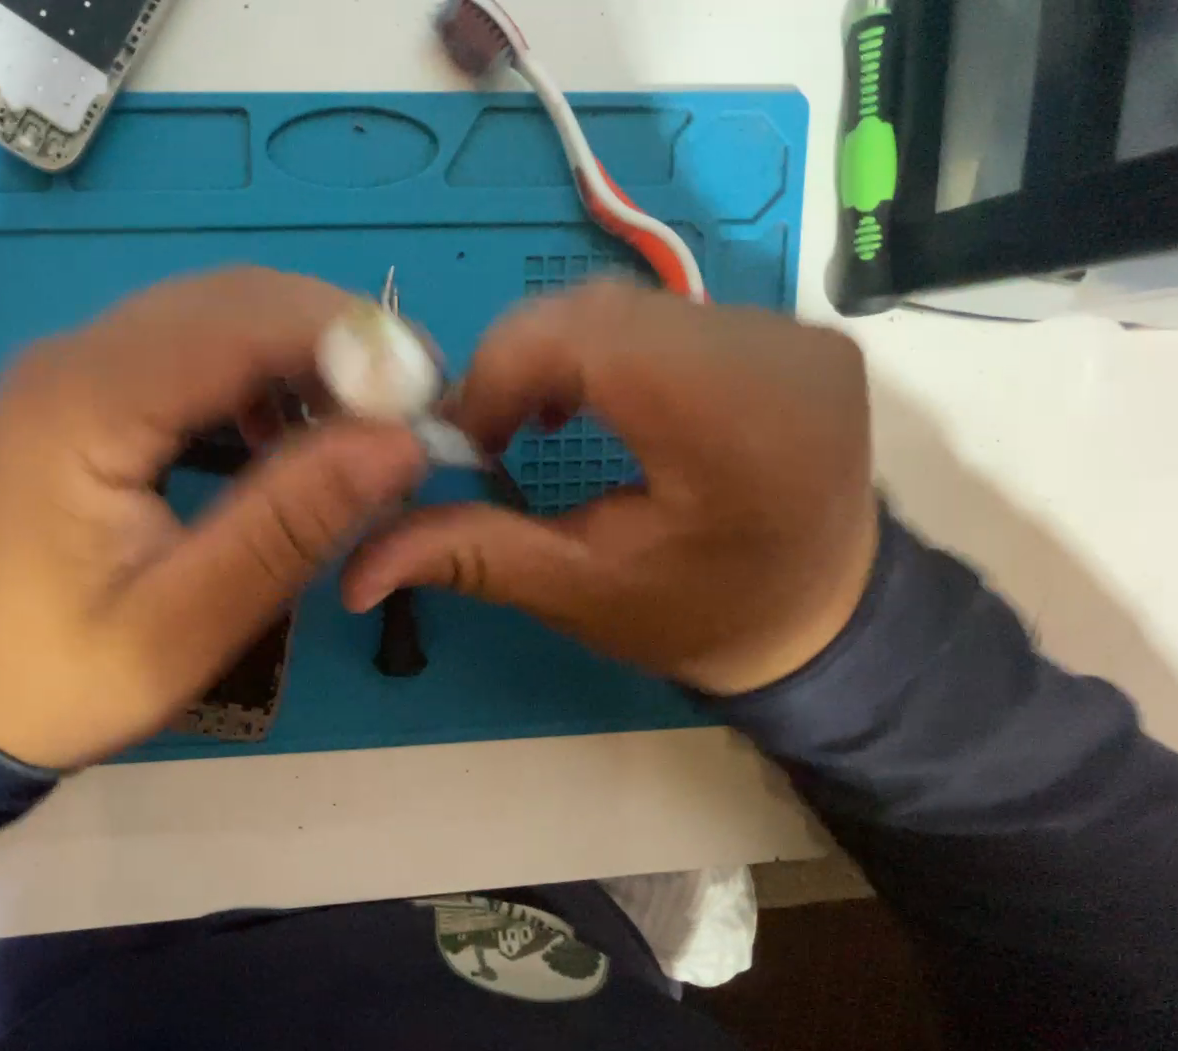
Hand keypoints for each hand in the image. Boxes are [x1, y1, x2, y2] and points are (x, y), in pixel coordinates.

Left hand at [0, 269, 424, 768]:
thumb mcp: (187, 621)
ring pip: (207, 319)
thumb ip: (289, 524)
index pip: (235, 323)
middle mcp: (67, 359)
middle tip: (406, 410)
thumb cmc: (64, 678)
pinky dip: (249, 377)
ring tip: (353, 427)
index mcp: (80, 405)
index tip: (430, 388)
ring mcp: (67, 372)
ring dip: (293, 356)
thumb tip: (402, 444)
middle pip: (225, 303)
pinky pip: (180, 354)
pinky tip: (278, 434)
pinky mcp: (76, 396)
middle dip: (330, 340)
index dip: (345, 340)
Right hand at [342, 283, 877, 694]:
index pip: (589, 337)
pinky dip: (601, 346)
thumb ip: (470, 556)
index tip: (465, 441)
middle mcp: (775, 352)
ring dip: (554, 351)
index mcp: (735, 425)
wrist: (823, 621)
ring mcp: (790, 332)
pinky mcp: (784, 331)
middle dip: (516, 361)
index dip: (499, 373)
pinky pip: (661, 311)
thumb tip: (354, 570)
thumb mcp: (578, 592)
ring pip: (625, 302)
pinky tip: (588, 399)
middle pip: (600, 309)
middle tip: (487, 433)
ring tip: (530, 421)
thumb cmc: (700, 617)